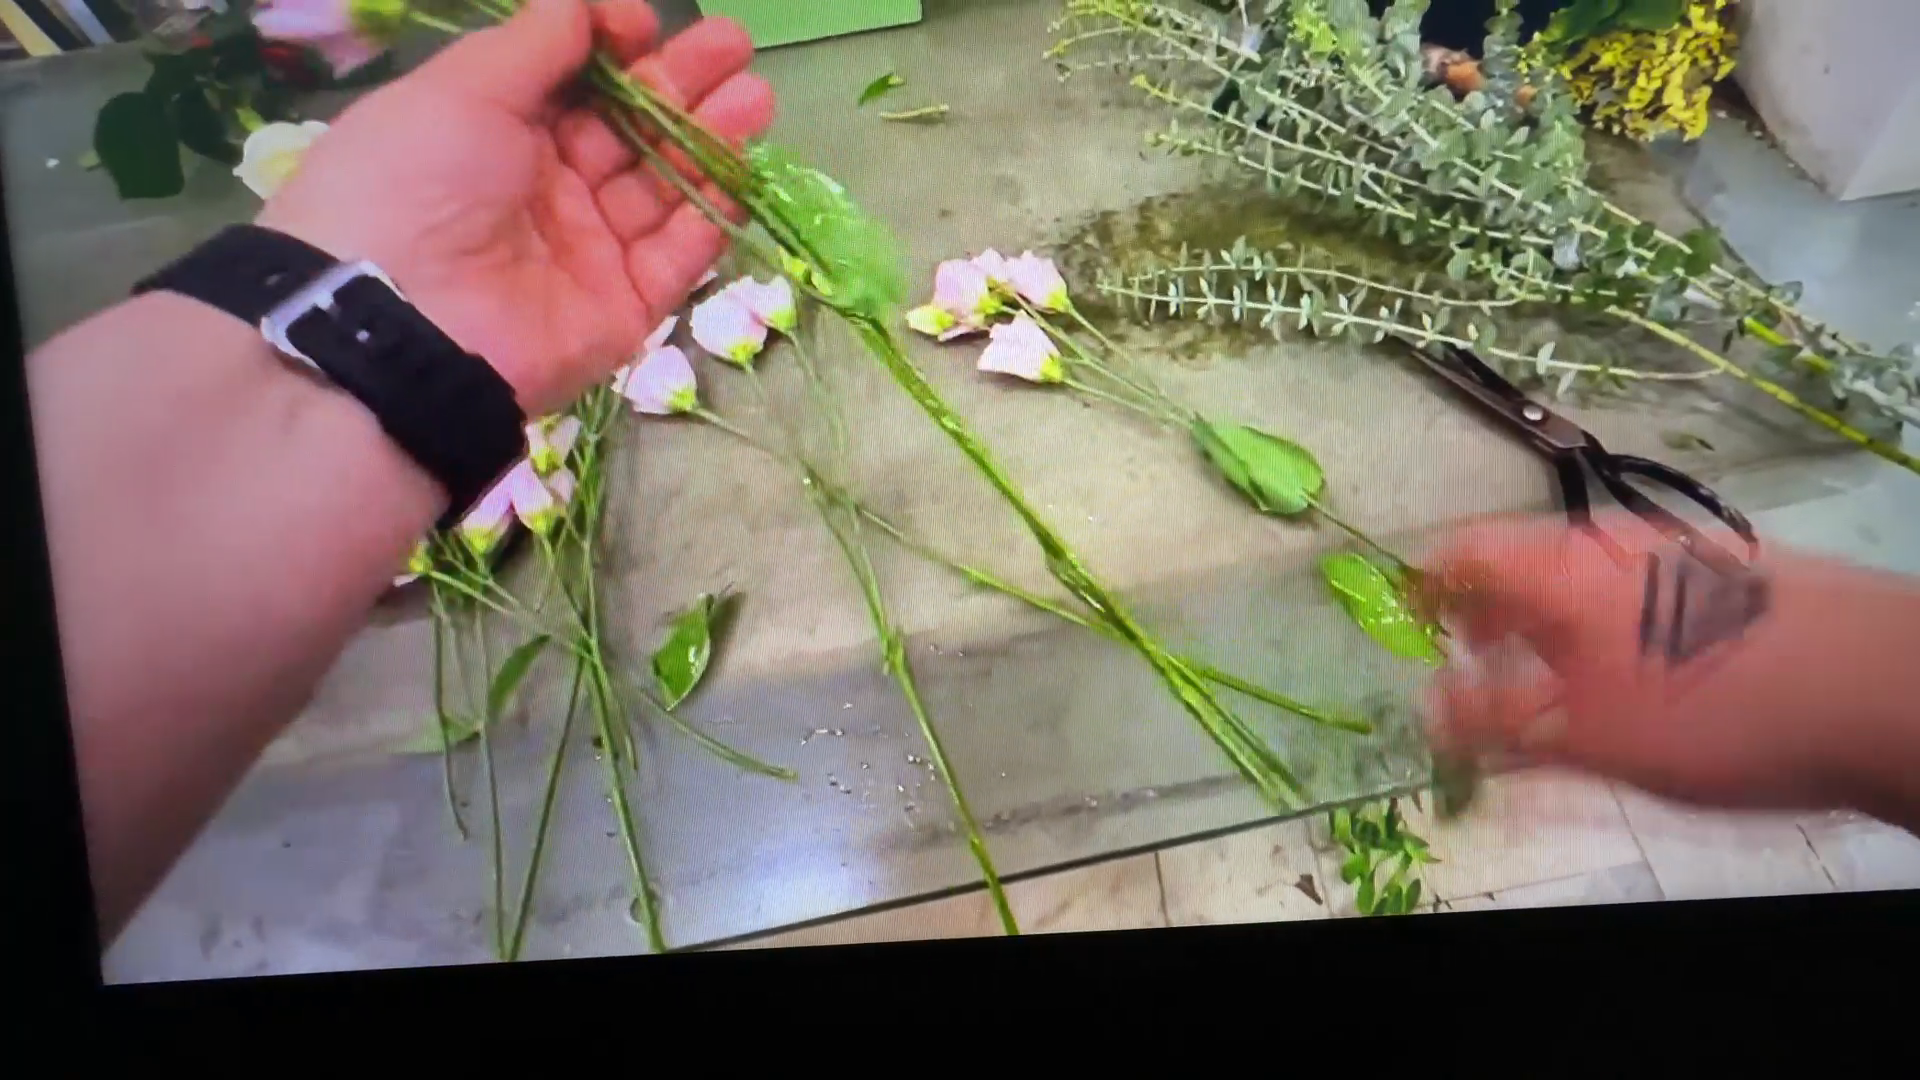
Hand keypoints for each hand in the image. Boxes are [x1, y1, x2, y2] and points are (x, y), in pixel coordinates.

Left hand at [257, 0, 773, 415]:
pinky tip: (741, 180)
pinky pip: (678, 257)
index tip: (650, 25)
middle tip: (738, 51)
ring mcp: (598, 251)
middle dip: (685, 90)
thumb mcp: (464, 91)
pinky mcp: (631, 305)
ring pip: (666, 191)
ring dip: (710, 146)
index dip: (619, 53)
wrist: (413, 319)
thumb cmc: (418, 181)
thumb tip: (590, 7)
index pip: (582, 89)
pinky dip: (710, 221)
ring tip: (756, 101)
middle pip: (635, 135)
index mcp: (505, 136)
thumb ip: (537, 46)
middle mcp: (557, 191)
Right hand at [1420, 514, 1919, 815]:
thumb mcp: (1588, 736)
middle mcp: (1601, 541)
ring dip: (1541, 609)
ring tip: (1552, 663)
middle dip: (1481, 606)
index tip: (1415, 625)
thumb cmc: (1714, 711)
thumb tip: (1423, 713)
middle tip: (1479, 655)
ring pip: (1571, 566)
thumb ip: (1491, 721)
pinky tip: (1632, 656)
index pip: (1457, 552)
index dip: (1423, 585)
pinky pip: (1627, 573)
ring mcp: (1667, 545)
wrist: (1901, 693)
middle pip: (1510, 557)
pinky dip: (1599, 607)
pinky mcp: (1722, 561)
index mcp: (1554, 568)